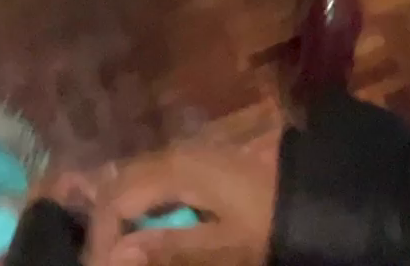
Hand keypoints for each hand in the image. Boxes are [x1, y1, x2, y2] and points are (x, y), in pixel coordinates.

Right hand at [81, 138, 279, 265]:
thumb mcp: (224, 248)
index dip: (102, 239)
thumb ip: (171, 250)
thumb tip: (116, 256)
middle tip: (102, 262)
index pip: (117, 201)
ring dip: (118, 216)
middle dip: (104, 227)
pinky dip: (137, 206)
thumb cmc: (266, 224)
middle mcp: (171, 154)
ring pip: (131, 180)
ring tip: (117, 251)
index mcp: (174, 170)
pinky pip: (150, 180)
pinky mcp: (193, 162)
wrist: (307, 196)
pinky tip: (142, 231)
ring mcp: (183, 154)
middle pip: (119, 185)